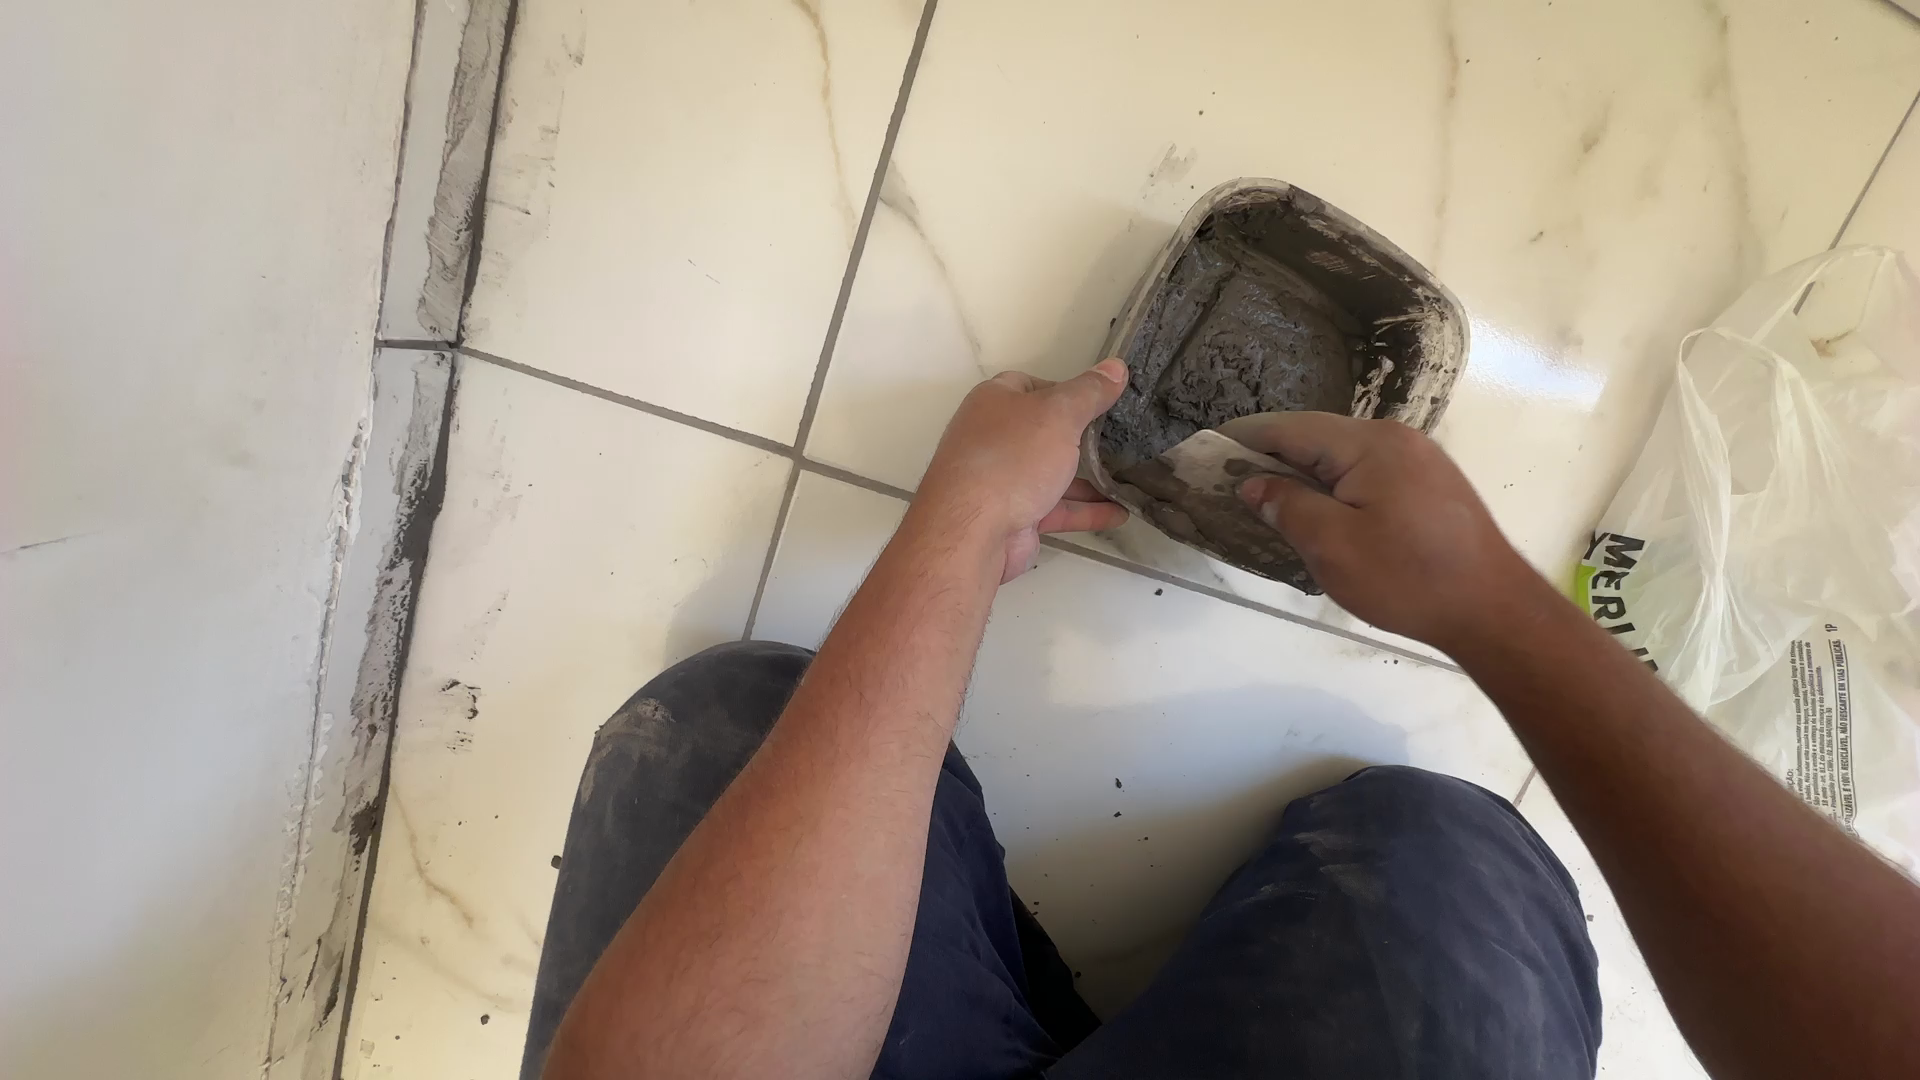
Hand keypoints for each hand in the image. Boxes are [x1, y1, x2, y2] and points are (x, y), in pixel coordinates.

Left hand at [915, 359, 1130, 582]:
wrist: (973, 531)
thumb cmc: (1012, 458)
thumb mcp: (1058, 415)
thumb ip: (1089, 393)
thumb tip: (1116, 367)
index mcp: (994, 402)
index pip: (1030, 385)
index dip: (1064, 389)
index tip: (1098, 399)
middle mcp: (993, 439)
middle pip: (1042, 432)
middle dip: (1079, 437)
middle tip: (1119, 438)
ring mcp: (1001, 480)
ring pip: (1051, 474)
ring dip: (1089, 479)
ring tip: (1127, 478)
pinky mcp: (1013, 516)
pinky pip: (1054, 509)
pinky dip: (1085, 511)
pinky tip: (1118, 513)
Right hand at [1225, 412, 1538, 652]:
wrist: (1495, 613)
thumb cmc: (1407, 578)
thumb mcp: (1332, 545)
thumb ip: (1287, 506)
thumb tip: (1252, 484)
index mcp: (1369, 444)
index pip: (1290, 429)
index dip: (1244, 440)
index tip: (1206, 455)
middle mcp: (1395, 438)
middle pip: (1314, 437)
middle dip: (1269, 457)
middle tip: (1229, 484)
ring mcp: (1416, 459)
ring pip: (1339, 456)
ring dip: (1299, 473)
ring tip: (1263, 499)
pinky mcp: (1427, 484)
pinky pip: (1362, 472)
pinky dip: (1329, 485)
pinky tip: (1314, 510)